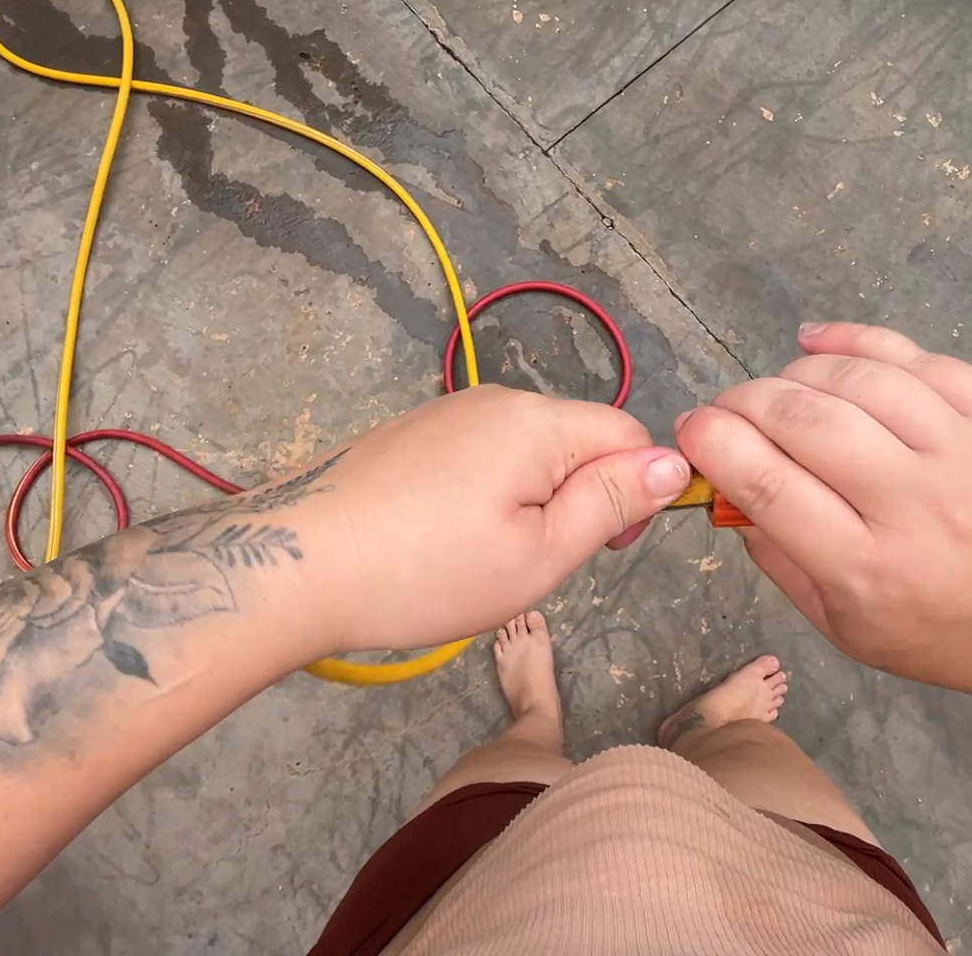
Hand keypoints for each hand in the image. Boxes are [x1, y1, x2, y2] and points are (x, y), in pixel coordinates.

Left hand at [286, 385, 689, 656]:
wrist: (296, 560)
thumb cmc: (427, 571)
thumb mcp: (539, 554)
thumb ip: (611, 502)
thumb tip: (675, 460)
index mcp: (539, 421)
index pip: (629, 435)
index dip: (636, 492)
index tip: (602, 547)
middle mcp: (499, 399)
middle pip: (578, 440)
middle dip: (578, 497)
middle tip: (531, 560)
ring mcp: (451, 410)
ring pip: (531, 450)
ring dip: (533, 498)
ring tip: (482, 554)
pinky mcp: (418, 430)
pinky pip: (485, 453)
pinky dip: (489, 492)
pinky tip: (446, 534)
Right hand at [676, 323, 971, 706]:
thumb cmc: (936, 632)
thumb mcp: (838, 626)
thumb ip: (774, 556)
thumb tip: (724, 480)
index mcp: (871, 570)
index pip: (770, 486)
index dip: (715, 443)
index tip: (689, 429)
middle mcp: (921, 505)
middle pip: (806, 421)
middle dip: (744, 401)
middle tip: (727, 408)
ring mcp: (970, 451)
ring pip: (855, 379)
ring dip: (793, 374)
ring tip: (778, 391)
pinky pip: (912, 354)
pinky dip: (850, 341)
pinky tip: (814, 345)